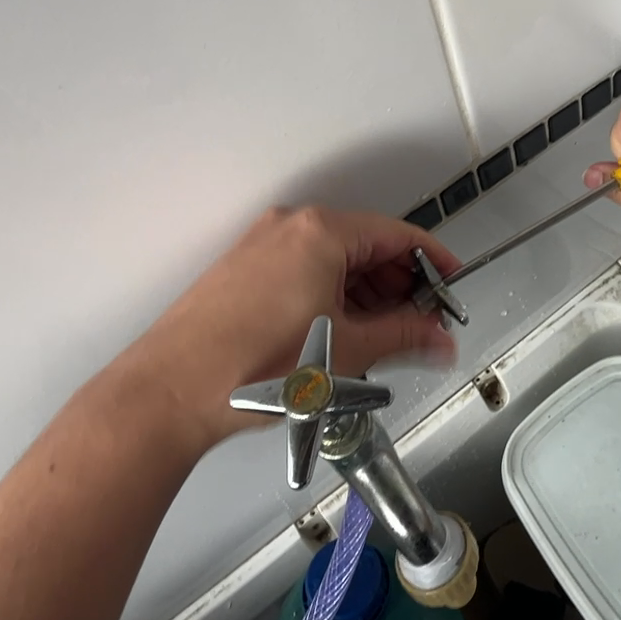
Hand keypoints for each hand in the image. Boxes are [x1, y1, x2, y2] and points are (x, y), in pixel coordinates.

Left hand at [135, 207, 459, 446]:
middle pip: (367, 244)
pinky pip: (305, 268)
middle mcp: (291, 227)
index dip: (433, 260)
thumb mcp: (348, 350)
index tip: (451, 281)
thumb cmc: (250, 366)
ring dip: (367, 292)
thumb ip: (406, 337)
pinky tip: (341, 330)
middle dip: (400, 282)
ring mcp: (263, 245)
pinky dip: (333, 292)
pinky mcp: (245, 269)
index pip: (398, 234)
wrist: (169, 392)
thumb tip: (438, 337)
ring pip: (335, 258)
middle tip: (421, 319)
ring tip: (382, 334)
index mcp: (322, 232)